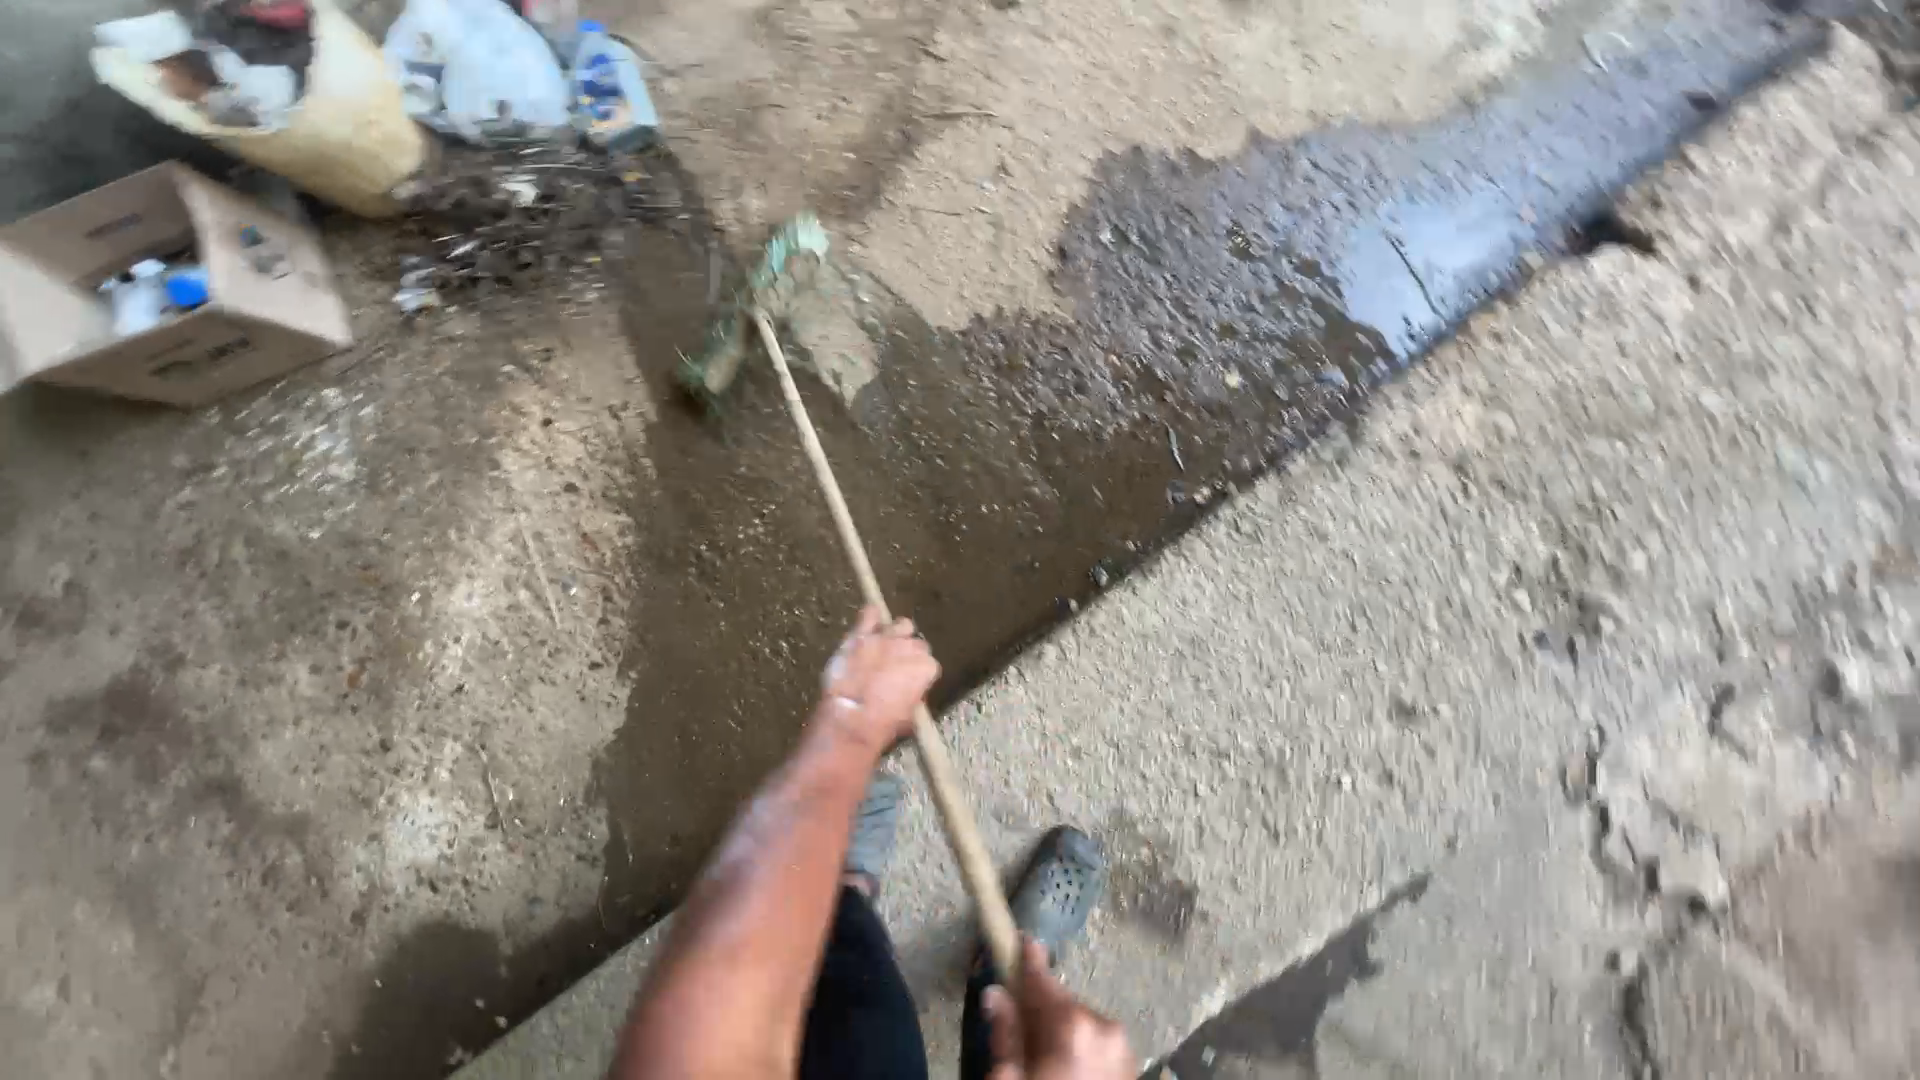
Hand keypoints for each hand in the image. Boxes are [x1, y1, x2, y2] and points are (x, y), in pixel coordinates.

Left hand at [818, 606, 939, 750]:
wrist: (851, 718)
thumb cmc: (883, 723)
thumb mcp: (909, 713)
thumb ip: (914, 691)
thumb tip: (910, 688)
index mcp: (926, 667)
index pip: (929, 663)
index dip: (918, 673)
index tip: (908, 682)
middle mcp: (909, 647)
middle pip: (916, 643)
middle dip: (908, 654)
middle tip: (895, 668)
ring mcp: (885, 637)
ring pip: (901, 624)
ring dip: (896, 634)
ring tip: (885, 647)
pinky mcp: (861, 634)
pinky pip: (870, 614)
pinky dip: (871, 617)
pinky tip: (869, 624)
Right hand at [983, 940, 1134, 1079]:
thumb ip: (1005, 1035)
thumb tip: (996, 994)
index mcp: (1072, 1025)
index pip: (1041, 980)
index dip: (1027, 959)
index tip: (1022, 938)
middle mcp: (1105, 1028)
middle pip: (1061, 1003)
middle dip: (1038, 1007)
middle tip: (1015, 1021)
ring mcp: (1124, 1051)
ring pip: (1080, 1023)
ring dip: (1059, 1030)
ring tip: (1039, 1060)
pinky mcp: (1133, 1071)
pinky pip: (1098, 1045)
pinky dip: (1079, 1048)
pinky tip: (1062, 1070)